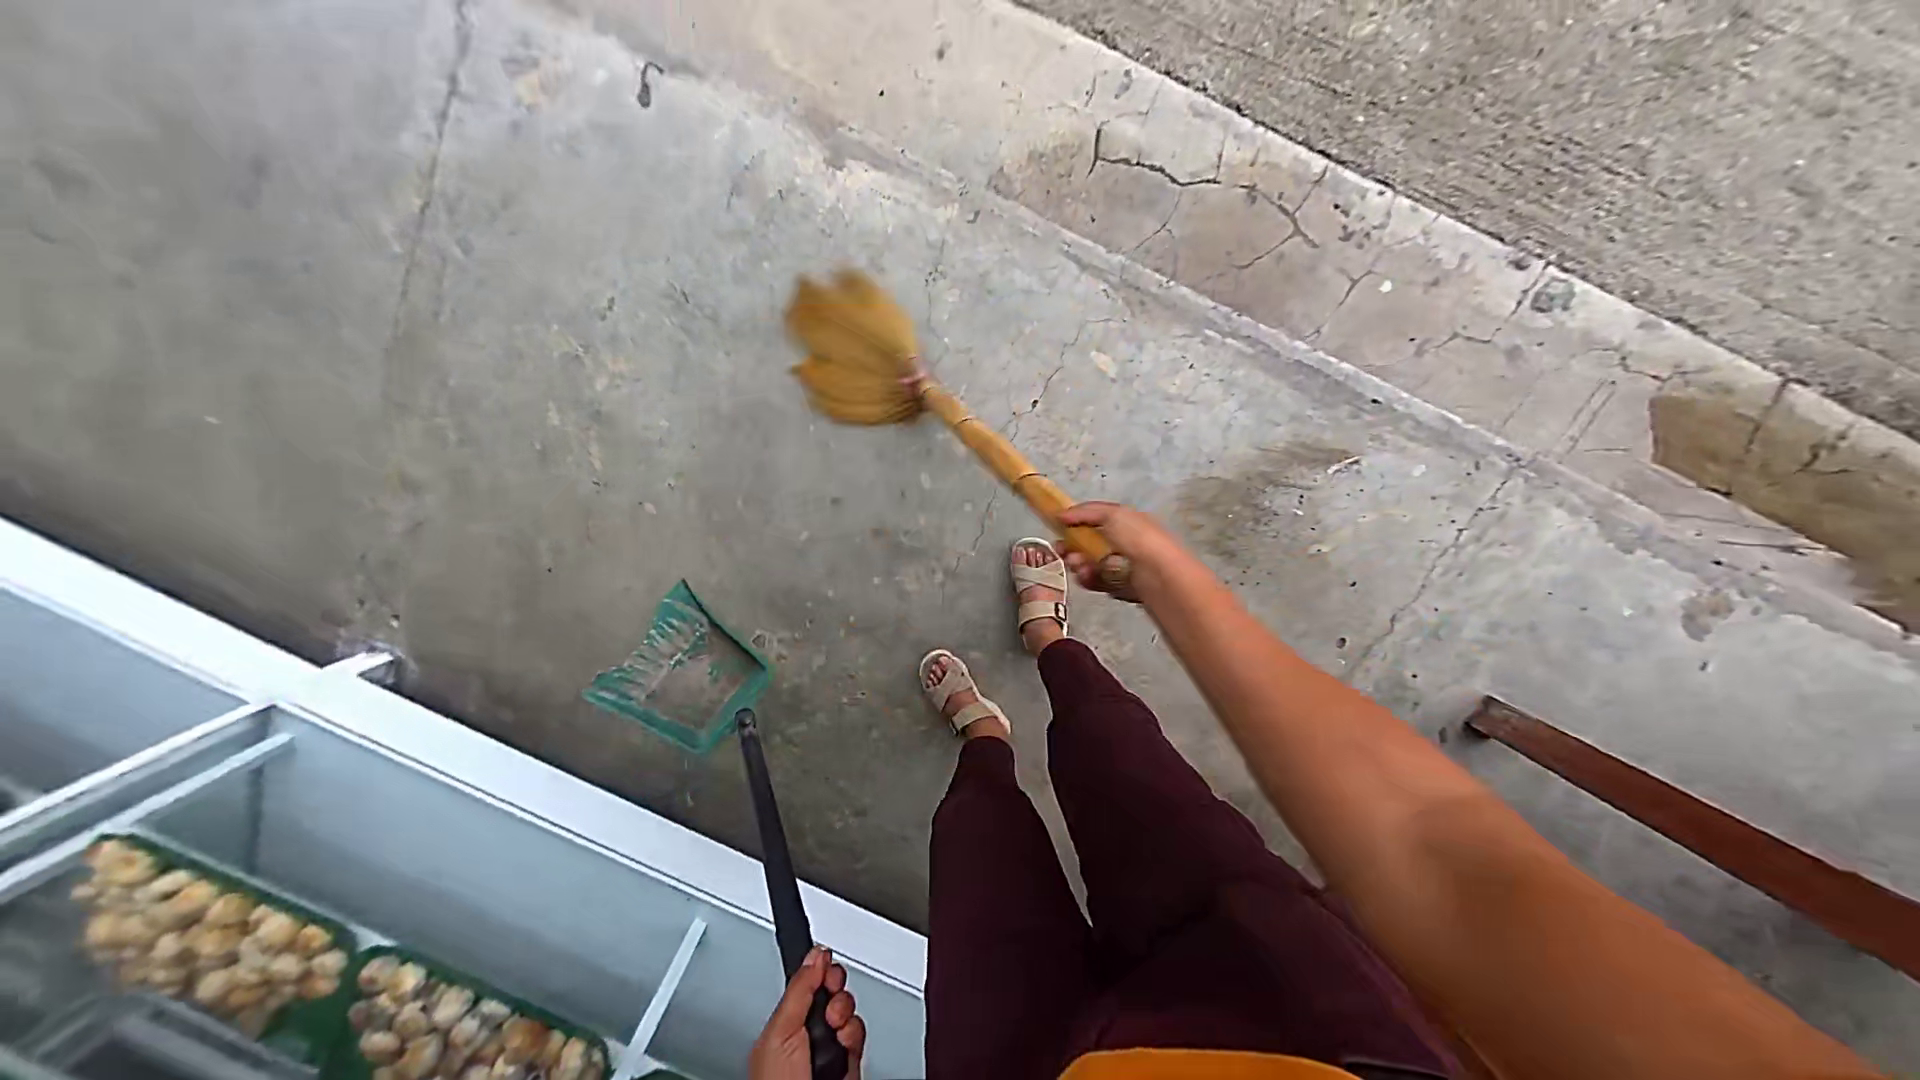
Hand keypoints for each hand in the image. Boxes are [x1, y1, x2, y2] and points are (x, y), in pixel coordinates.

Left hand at [749, 947, 864, 1079]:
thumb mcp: (780, 1030)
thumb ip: (799, 988)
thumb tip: (815, 954)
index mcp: (783, 1025)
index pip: (808, 982)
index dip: (820, 970)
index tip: (825, 966)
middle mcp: (805, 1037)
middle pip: (833, 993)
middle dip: (837, 993)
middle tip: (830, 1005)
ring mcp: (828, 1052)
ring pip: (849, 1013)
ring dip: (846, 1016)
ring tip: (835, 1031)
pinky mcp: (848, 1066)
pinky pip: (859, 1037)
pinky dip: (855, 1037)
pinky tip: (844, 1046)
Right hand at [1058, 501, 1187, 596]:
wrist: (1159, 575)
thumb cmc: (1138, 538)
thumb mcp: (1113, 514)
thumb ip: (1085, 512)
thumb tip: (1061, 514)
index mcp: (1127, 521)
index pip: (1096, 517)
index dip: (1077, 519)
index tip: (1058, 525)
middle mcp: (1125, 542)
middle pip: (1090, 542)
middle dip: (1072, 545)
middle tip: (1062, 550)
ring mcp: (1123, 565)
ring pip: (1091, 563)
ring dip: (1079, 563)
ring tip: (1077, 565)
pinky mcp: (1120, 586)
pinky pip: (1098, 581)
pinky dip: (1089, 579)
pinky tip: (1086, 577)